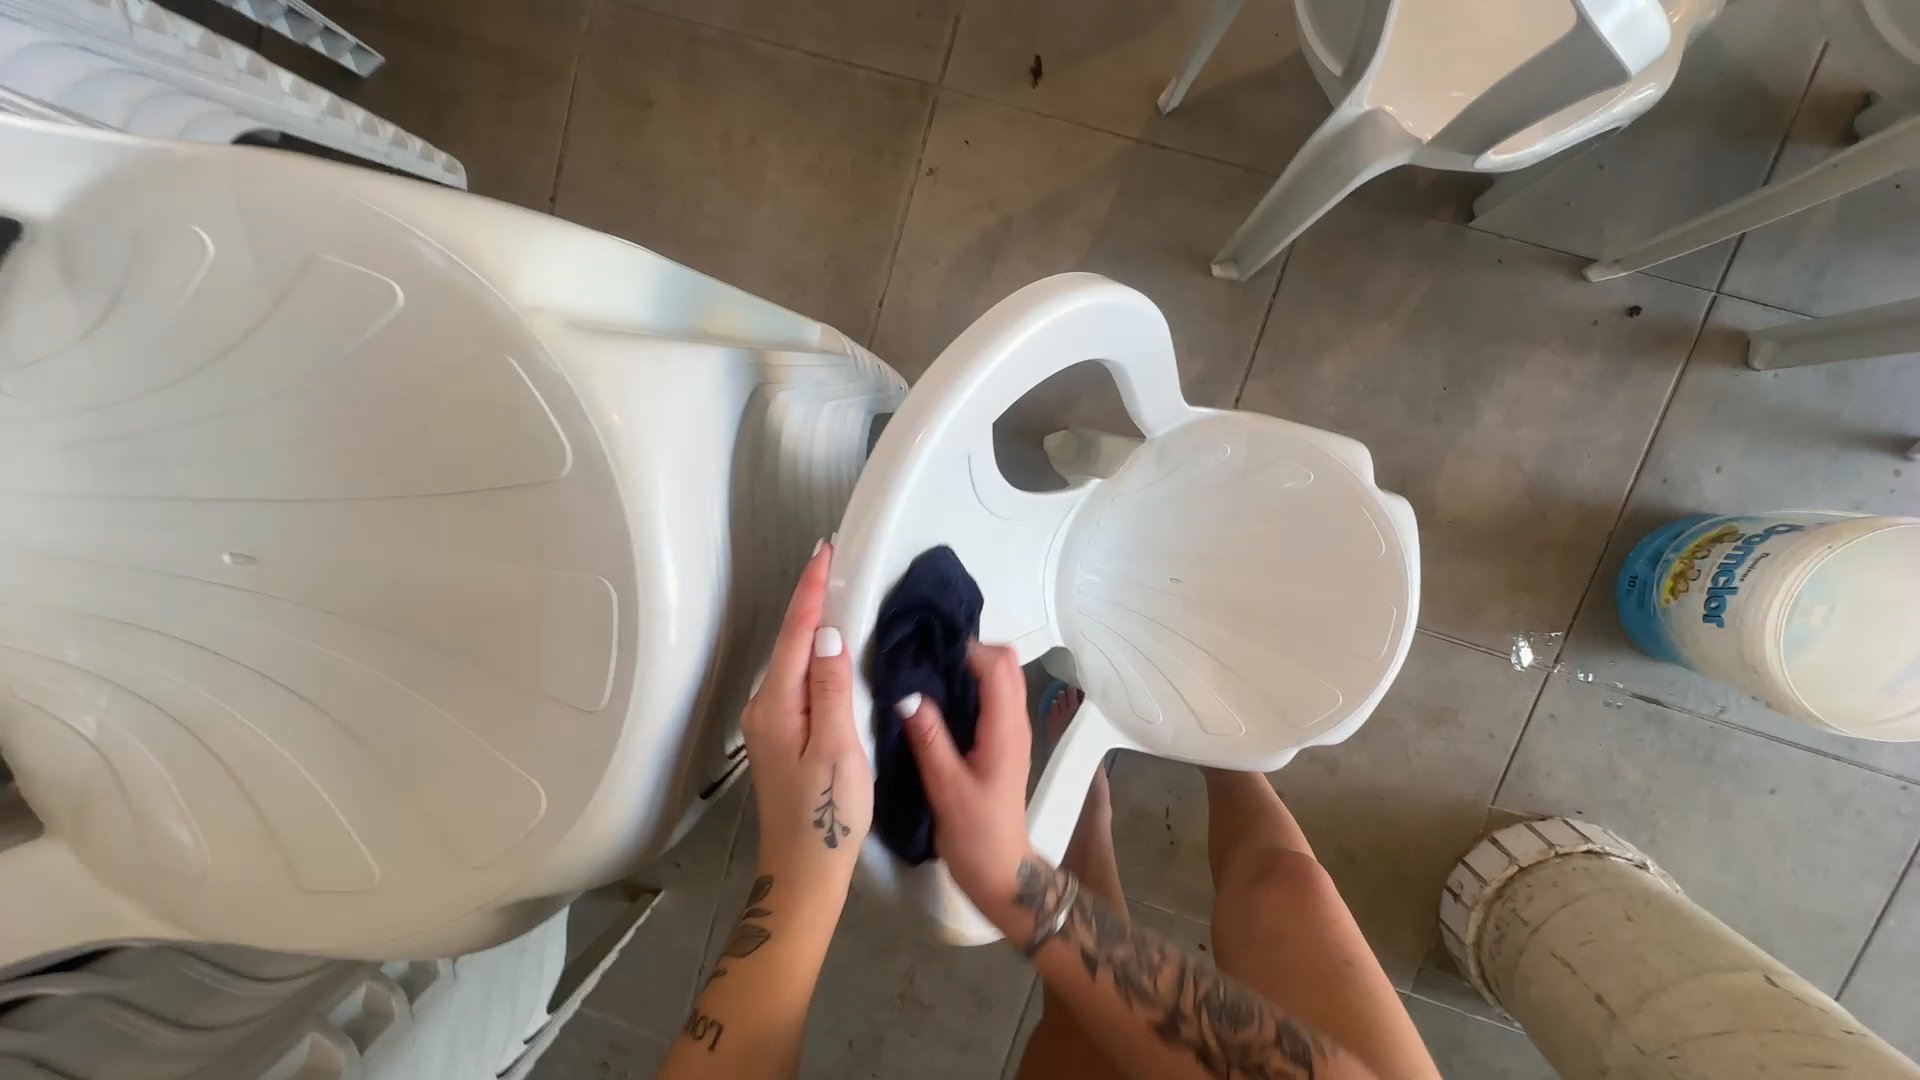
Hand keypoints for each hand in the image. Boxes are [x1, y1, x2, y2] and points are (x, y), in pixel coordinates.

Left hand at [741, 541, 871, 890]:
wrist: (805, 873)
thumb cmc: (827, 816)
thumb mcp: (837, 749)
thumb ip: (831, 689)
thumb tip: (826, 634)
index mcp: (777, 706)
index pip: (795, 635)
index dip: (810, 591)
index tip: (823, 552)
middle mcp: (766, 707)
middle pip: (789, 642)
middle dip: (809, 599)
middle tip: (832, 562)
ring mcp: (771, 722)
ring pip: (793, 660)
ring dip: (812, 625)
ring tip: (835, 591)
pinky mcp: (783, 734)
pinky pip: (798, 680)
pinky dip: (814, 654)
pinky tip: (830, 647)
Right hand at [897, 643, 1034, 933]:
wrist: (1000, 871)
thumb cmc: (975, 832)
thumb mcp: (945, 786)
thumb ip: (928, 737)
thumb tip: (907, 693)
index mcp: (1005, 728)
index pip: (997, 667)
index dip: (967, 649)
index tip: (929, 648)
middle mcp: (1016, 722)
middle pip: (1006, 664)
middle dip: (972, 650)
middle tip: (929, 656)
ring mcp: (1012, 731)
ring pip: (1003, 678)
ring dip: (973, 666)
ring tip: (930, 670)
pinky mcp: (1003, 740)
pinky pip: (994, 696)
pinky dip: (973, 684)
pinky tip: (941, 697)